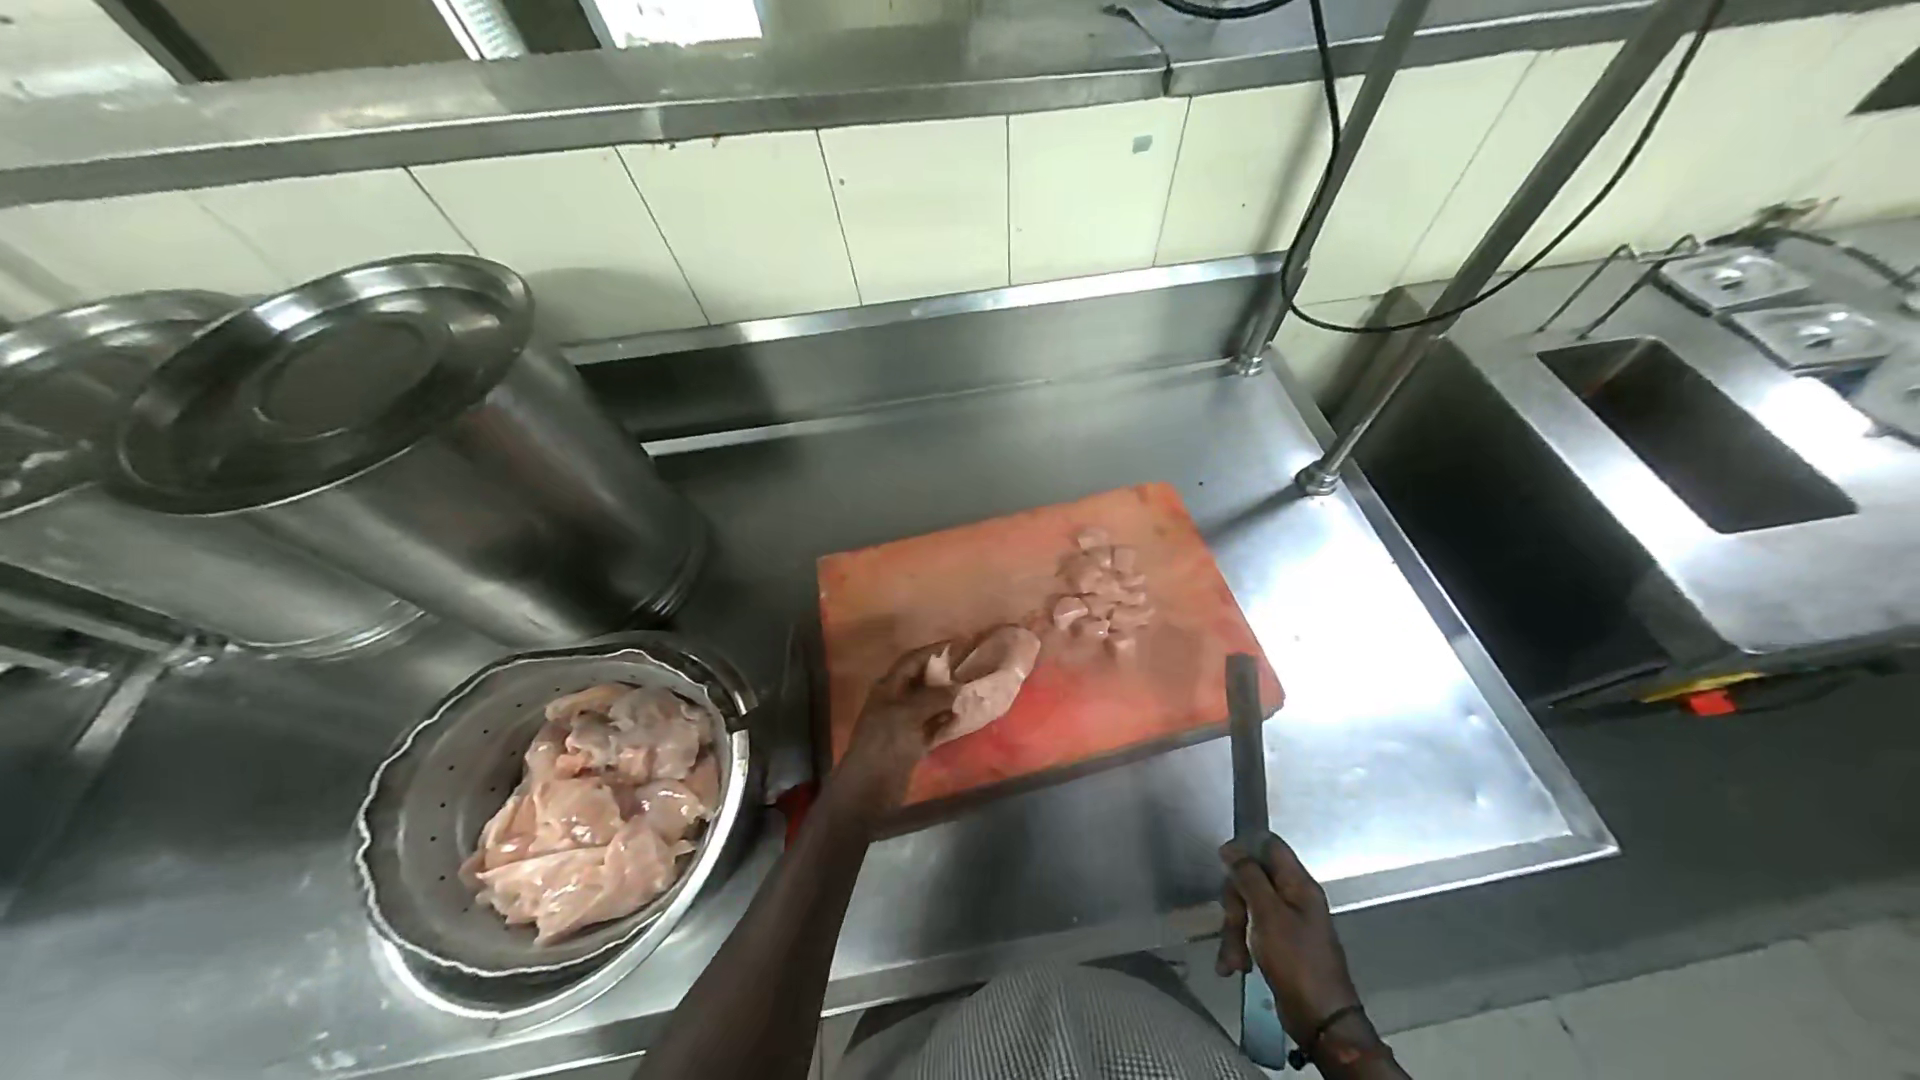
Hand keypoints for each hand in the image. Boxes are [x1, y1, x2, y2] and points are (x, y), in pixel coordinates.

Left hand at [838, 642, 958, 810]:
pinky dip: (946, 720)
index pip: (912, 661)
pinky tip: (962, 717)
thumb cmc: (886, 742)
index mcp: (888, 687)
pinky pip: (932, 725)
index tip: (958, 643)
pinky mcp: (912, 743)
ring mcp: (903, 723)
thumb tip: (957, 687)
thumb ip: (934, 697)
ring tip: (971, 690)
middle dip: (944, 674)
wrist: (870, 785)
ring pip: (930, 703)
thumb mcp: (908, 713)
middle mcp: (895, 701)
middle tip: (970, 667)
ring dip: (948, 698)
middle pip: (922, 681)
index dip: (933, 650)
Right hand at [1216, 835, 1361, 1041]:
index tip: (1224, 863)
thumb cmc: (1296, 961)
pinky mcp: (1278, 944)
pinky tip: (1234, 966)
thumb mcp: (1268, 913)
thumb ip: (1249, 877)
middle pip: (1253, 879)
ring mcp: (1286, 922)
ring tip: (1233, 959)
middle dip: (1235, 902)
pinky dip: (1240, 947)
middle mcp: (1294, 898)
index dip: (1246, 848)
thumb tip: (1231, 848)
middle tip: (1232, 922)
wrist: (1320, 1020)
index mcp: (1299, 885)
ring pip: (1248, 908)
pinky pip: (1251, 932)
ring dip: (1234, 932)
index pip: (1271, 845)